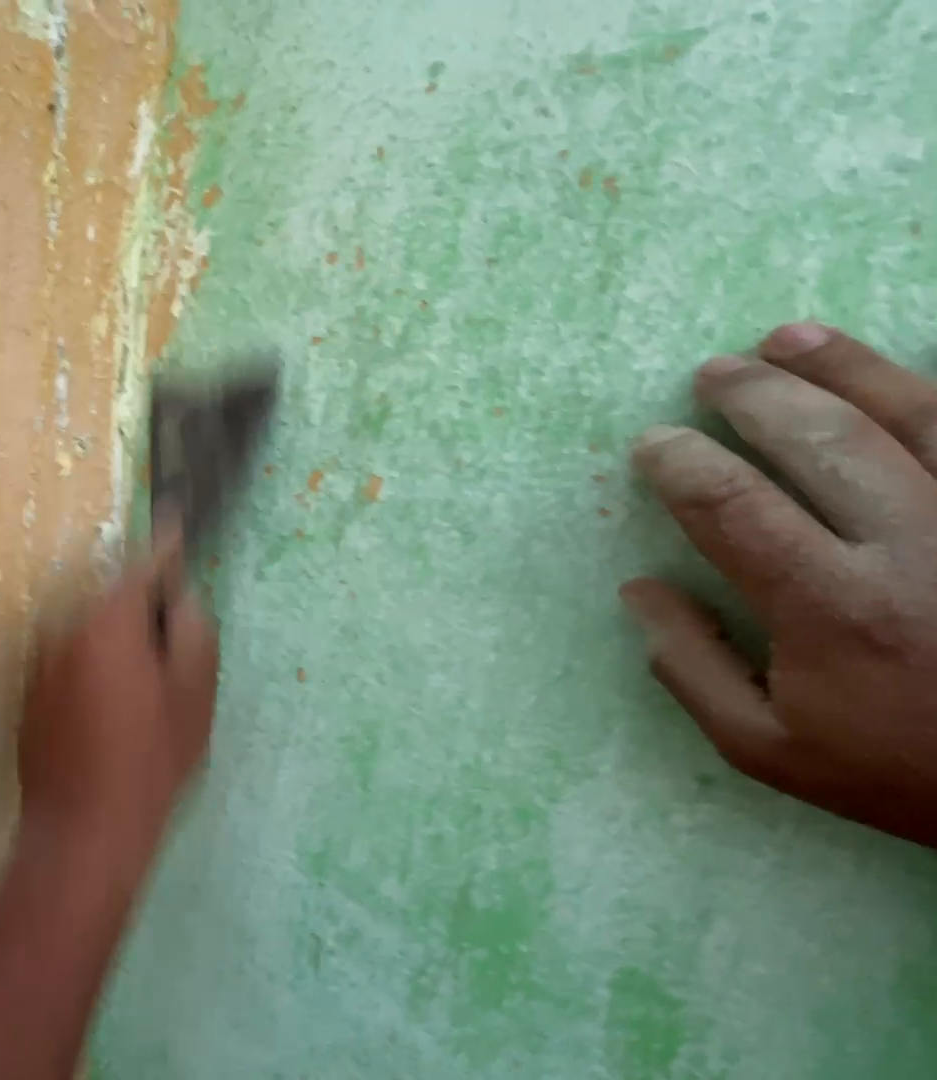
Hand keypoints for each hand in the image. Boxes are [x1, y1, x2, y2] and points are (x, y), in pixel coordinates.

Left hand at [18, 529, 219, 844]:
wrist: (81, 829)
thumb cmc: (148, 765)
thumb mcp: (193, 701)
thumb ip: (192, 635)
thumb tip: (182, 599)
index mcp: (108, 621)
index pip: (143, 565)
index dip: (166, 545)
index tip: (177, 520)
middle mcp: (62, 626)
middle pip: (108, 595)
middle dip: (137, 602)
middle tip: (166, 635)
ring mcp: (37, 656)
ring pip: (83, 625)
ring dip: (109, 632)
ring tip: (136, 680)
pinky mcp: (24, 687)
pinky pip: (64, 654)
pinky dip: (85, 658)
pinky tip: (104, 703)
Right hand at [625, 323, 936, 847]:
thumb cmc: (910, 770)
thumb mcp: (768, 746)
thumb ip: (689, 667)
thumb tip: (638, 591)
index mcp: (834, 606)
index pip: (731, 504)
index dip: (682, 462)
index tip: (655, 444)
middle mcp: (916, 547)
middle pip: (821, 439)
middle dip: (755, 396)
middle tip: (714, 373)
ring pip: (917, 414)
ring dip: (844, 368)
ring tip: (791, 339)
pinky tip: (906, 373)